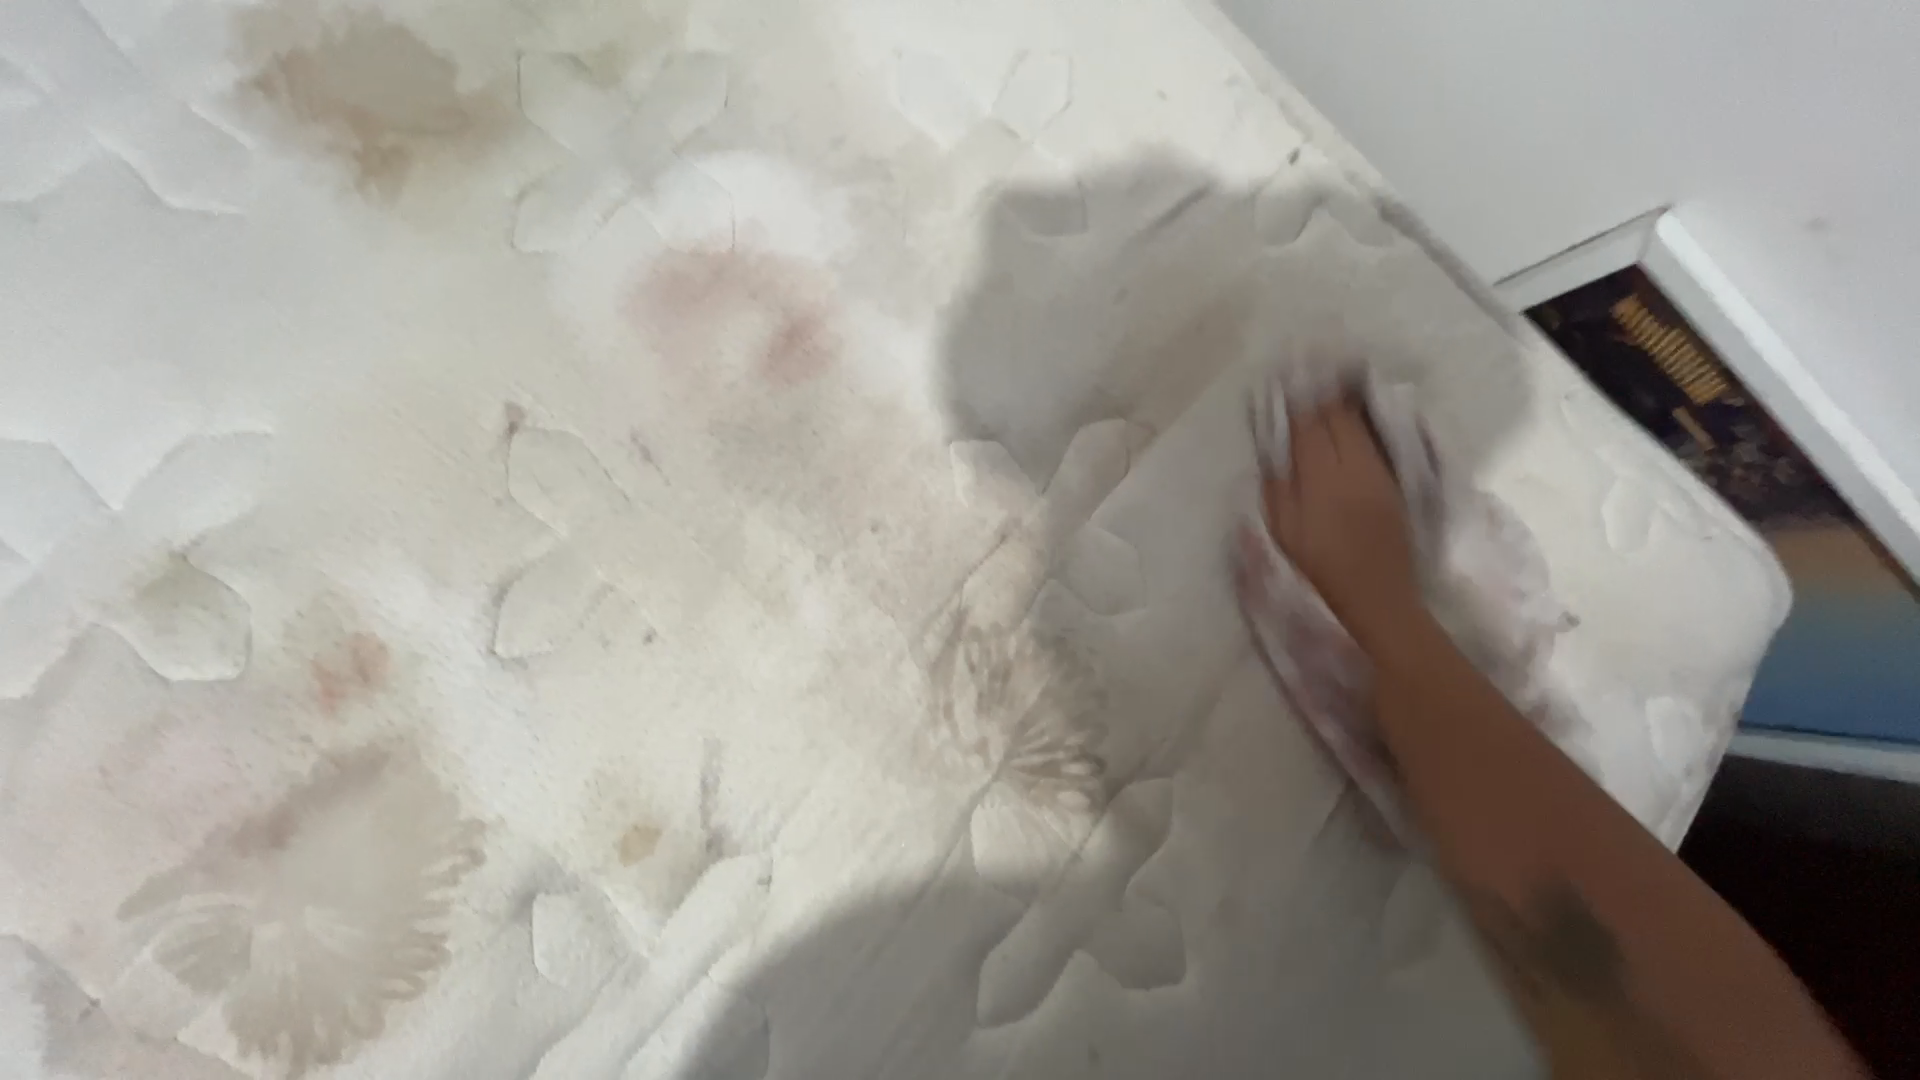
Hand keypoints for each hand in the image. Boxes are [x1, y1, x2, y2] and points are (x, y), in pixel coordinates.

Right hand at [1260, 397, 1423, 651]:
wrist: (1377, 594)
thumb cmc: (1319, 568)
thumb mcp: (1284, 533)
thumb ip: (1278, 489)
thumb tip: (1276, 455)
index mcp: (1321, 478)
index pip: (1308, 427)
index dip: (1297, 402)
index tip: (1288, 379)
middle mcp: (1353, 467)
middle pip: (1337, 419)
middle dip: (1321, 393)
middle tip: (1309, 368)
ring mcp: (1377, 474)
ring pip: (1358, 427)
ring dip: (1342, 403)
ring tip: (1330, 383)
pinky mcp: (1391, 484)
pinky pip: (1373, 443)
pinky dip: (1358, 425)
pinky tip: (1351, 417)